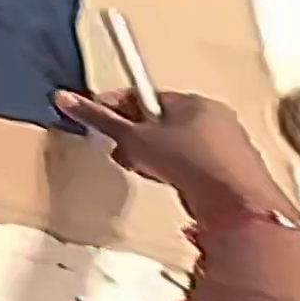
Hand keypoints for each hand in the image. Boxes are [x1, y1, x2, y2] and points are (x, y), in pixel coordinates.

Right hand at [54, 89, 292, 217]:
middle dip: (129, 135)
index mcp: (193, 101)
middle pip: (153, 119)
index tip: (95, 121)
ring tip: (141, 167)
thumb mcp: (130, 137)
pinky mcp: (228, 167)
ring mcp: (224, 143)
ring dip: (145, 152)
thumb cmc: (184, 160)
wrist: (237, 204)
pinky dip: (167, 166)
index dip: (112, 107)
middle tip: (120, 149)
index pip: (141, 96)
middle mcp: (213, 117)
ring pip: (167, 141)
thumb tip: (62, 96)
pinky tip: (162, 177)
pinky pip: (185, 159)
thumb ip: (96, 117)